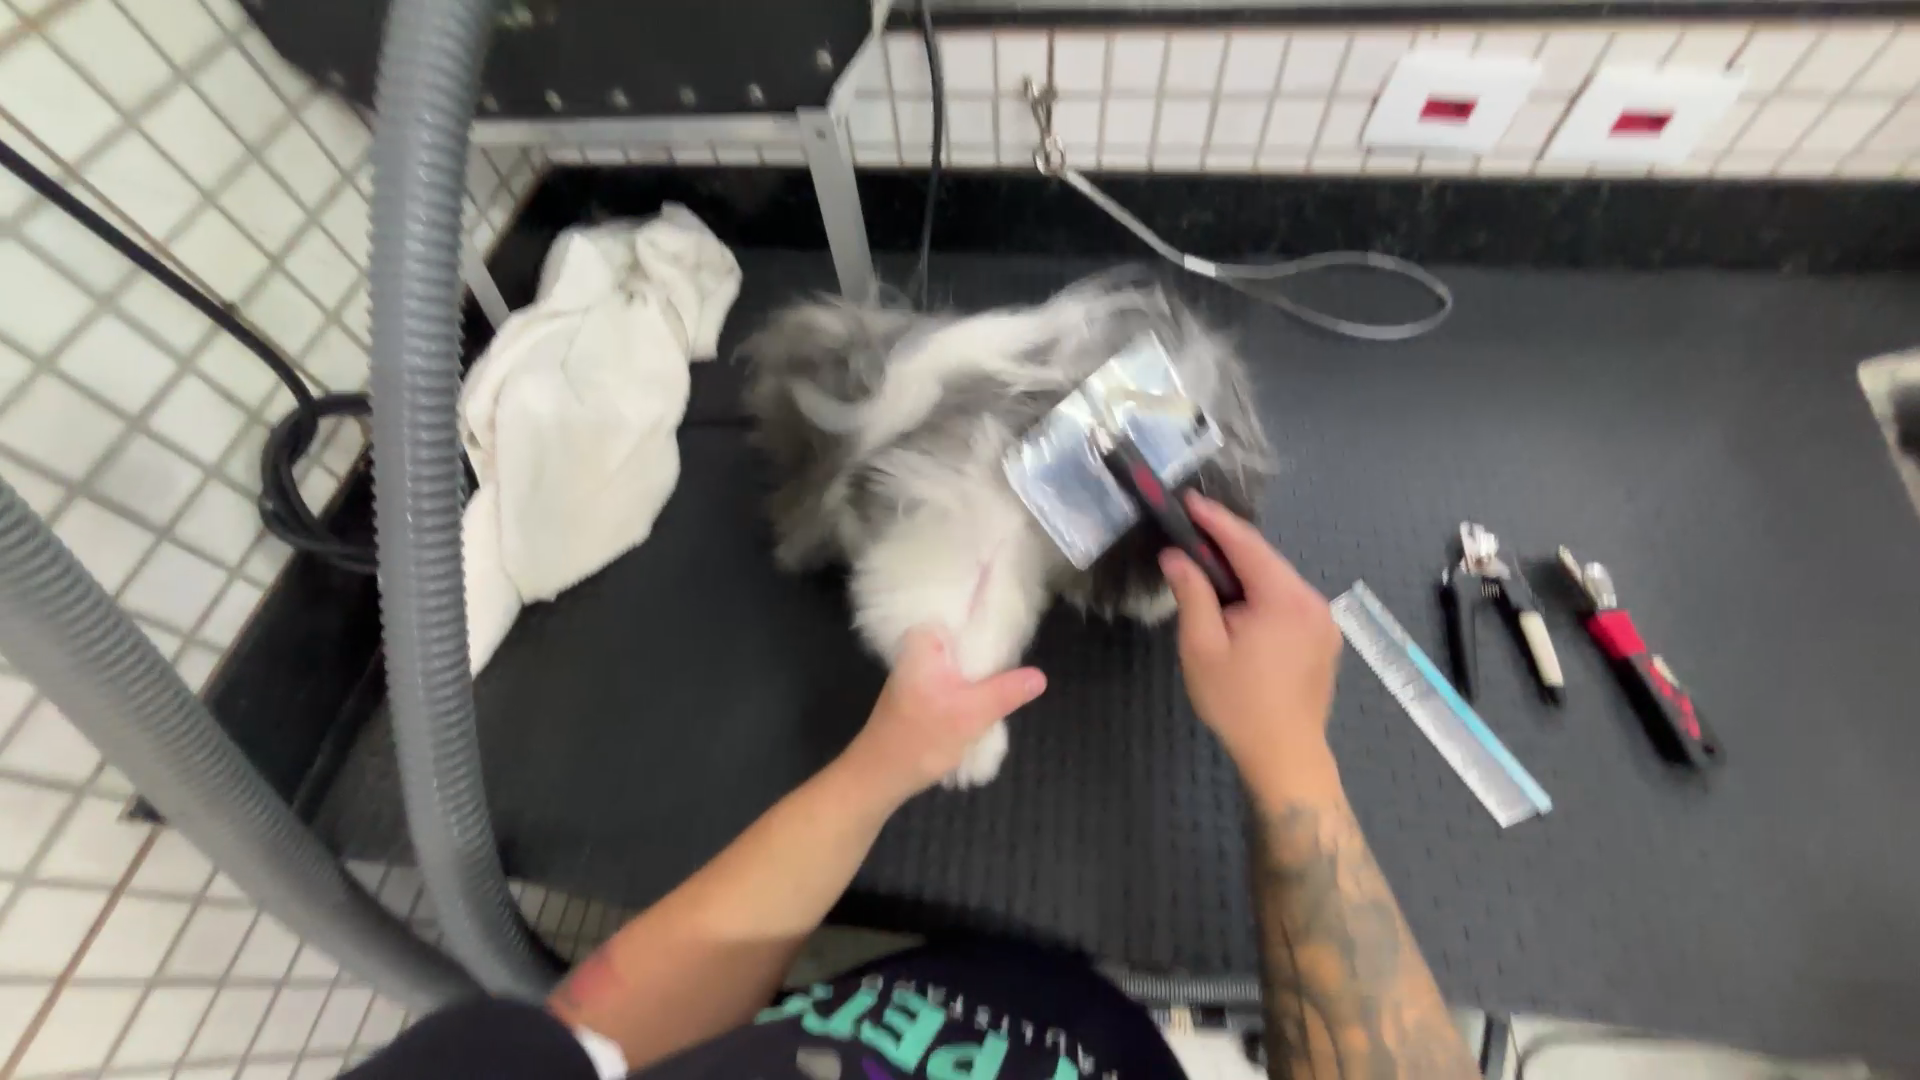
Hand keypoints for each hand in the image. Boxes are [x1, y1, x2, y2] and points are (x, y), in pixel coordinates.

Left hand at [838, 627, 1046, 806]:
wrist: (880, 775)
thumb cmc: (920, 740)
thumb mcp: (971, 715)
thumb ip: (1007, 692)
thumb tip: (1041, 676)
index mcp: (925, 638)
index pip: (969, 615)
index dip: (997, 624)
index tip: (1021, 638)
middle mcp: (920, 646)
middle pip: (971, 641)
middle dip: (994, 656)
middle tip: (1018, 671)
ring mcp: (922, 668)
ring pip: (967, 663)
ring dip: (985, 676)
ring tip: (1009, 685)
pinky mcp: (926, 689)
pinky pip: (959, 678)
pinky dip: (973, 688)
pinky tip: (988, 700)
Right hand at [1160, 494, 1343, 800]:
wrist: (1284, 755)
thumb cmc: (1236, 701)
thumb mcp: (1202, 645)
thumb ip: (1191, 593)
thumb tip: (1176, 556)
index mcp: (1284, 598)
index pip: (1246, 544)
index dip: (1215, 520)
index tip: (1189, 499)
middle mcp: (1312, 601)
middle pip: (1264, 560)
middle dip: (1226, 546)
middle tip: (1189, 536)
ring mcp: (1323, 621)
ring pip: (1275, 581)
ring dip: (1242, 573)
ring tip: (1206, 572)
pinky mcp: (1324, 639)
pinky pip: (1287, 602)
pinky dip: (1260, 594)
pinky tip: (1237, 606)